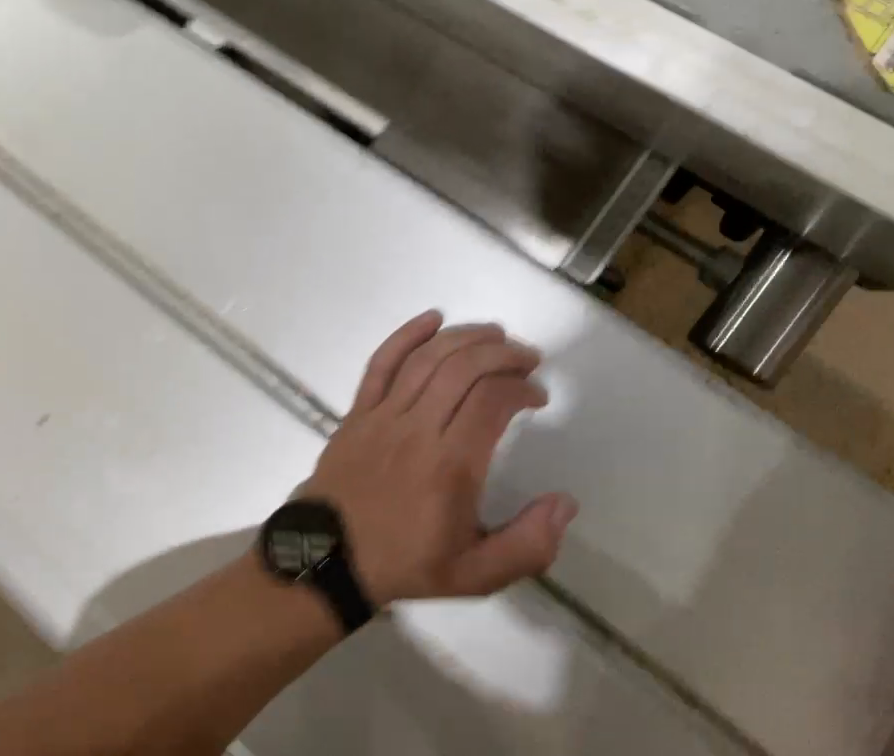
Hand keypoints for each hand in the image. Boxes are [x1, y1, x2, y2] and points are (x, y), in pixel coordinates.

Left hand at [303, 310, 578, 606]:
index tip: (536, 396)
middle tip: (526, 358)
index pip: (491, 402)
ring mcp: (382, 415)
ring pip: (427, 359)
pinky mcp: (358, 411)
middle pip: (463, 369)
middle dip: (502, 354)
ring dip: (465, 338)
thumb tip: (565, 503)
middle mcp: (416, 430)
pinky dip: (406, 335)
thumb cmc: (406, 563)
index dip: (520, 388)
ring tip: (495, 334)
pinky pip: (381, 363)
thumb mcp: (476, 575)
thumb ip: (528, 544)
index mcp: (449, 466)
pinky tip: (432, 319)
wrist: (329, 557)